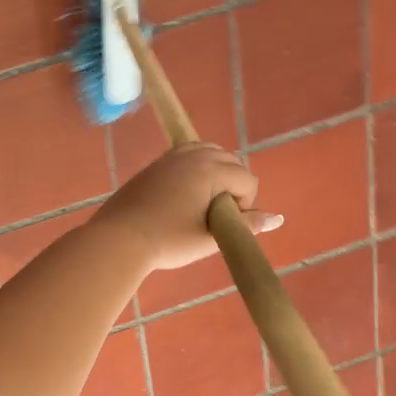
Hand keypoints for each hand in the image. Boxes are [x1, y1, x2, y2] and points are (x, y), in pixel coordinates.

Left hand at [92, 142, 282, 270]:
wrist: (117, 240)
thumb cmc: (167, 241)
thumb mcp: (209, 238)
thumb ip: (245, 225)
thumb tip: (278, 218)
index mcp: (210, 169)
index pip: (246, 179)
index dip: (244, 204)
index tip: (224, 225)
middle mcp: (191, 156)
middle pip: (228, 160)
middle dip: (231, 185)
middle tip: (215, 215)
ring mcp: (168, 158)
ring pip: (206, 153)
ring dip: (213, 173)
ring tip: (202, 204)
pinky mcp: (152, 167)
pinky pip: (183, 158)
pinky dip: (192, 170)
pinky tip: (183, 196)